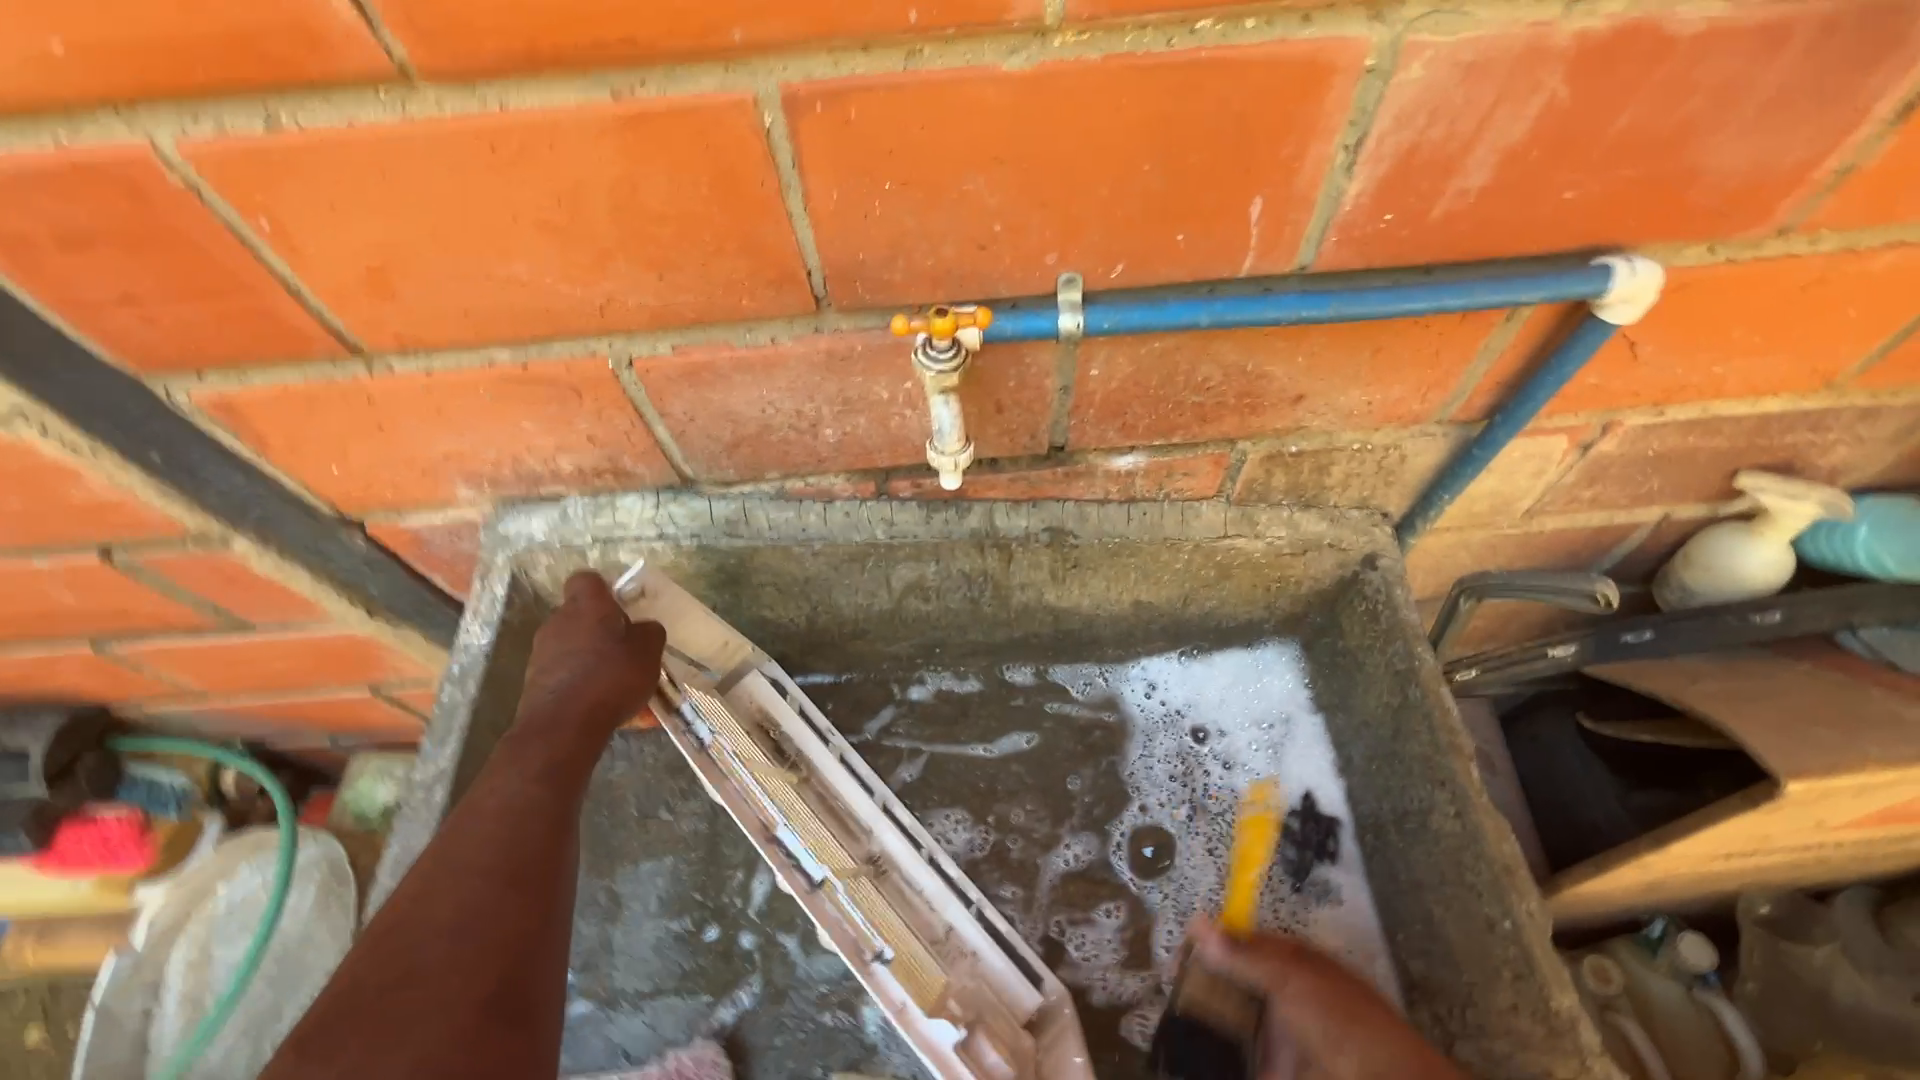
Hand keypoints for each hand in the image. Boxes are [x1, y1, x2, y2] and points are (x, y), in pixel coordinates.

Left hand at [516, 570, 666, 739]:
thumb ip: (649, 632)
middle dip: (604, 632)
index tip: (623, 609)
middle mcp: (558, 622)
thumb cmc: (612, 677)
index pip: (587, 580)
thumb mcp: (649, 651)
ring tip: (622, 687)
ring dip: (595, 660)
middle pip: (582, 617)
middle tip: (629, 652)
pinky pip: (568, 675)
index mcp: (586, 606)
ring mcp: (542, 653)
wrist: (563, 725)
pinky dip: (585, 685)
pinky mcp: (535, 683)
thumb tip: (643, 629)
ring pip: (575, 648)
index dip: (605, 590)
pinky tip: (607, 708)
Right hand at [1188, 921, 1464, 1079]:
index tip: (1176, 958)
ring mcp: (1277, 1037)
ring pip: (1230, 1023)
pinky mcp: (1274, 1067)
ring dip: (1204, 1024)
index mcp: (1287, 963)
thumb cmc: (1341, 1021)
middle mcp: (1279, 996)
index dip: (1205, 948)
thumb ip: (1242, 954)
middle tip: (1168, 993)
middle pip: (1228, 984)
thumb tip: (1197, 921)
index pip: (1236, 944)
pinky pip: (1239, 1058)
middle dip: (1198, 987)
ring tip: (1172, 1024)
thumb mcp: (1290, 979)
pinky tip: (1190, 1055)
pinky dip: (1217, 1057)